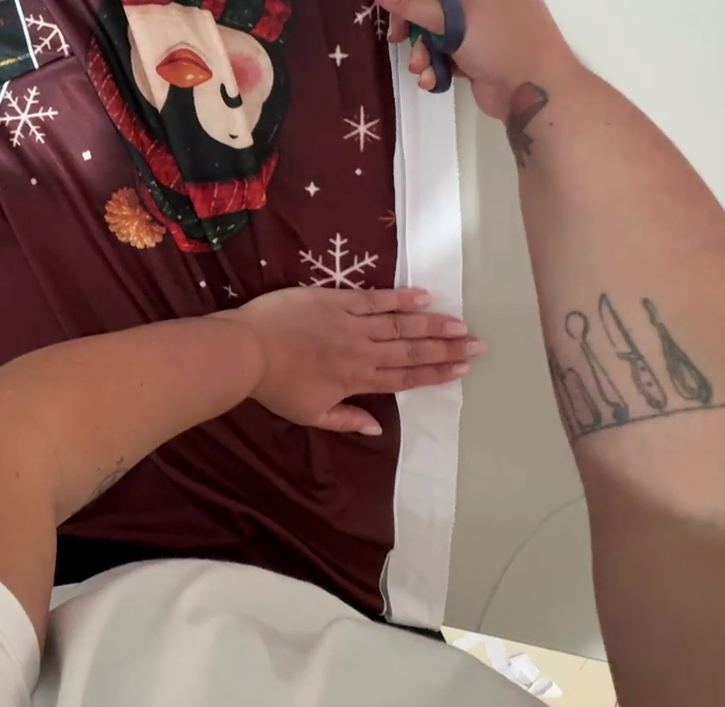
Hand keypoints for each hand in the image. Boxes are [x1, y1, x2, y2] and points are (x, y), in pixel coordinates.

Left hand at [215, 287, 483, 436]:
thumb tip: (378, 430)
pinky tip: (424, 295)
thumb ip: (345, 420)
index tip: (463, 369)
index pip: (404, 378)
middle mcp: (361, 353)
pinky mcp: (335, 300)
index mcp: (356, 381)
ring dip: (432, 325)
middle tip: (478, 344)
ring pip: (400, 325)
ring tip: (460, 324)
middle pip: (411, 351)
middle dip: (446, 349)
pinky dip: (400, 297)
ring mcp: (349, 324)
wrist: (246, 349)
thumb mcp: (309, 413)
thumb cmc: (273, 385)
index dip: (436, 373)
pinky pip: (374, 298)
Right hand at [358, 0, 579, 119]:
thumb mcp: (447, 17)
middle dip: (415, 27)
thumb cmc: (497, 41)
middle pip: (434, 3)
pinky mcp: (484, 53)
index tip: (393, 5)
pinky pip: (451, 52)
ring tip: (421, 68)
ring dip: (424, 51)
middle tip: (398, 40)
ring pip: (440, 32)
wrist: (537, 90)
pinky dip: (439, 65)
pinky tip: (433, 79)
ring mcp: (487, 26)